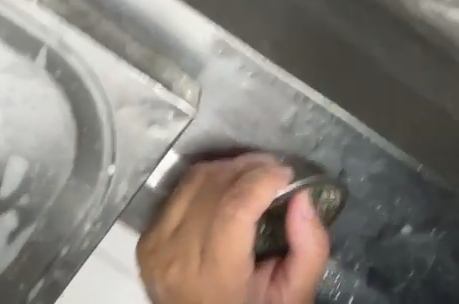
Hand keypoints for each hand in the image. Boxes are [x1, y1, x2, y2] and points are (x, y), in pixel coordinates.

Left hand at [138, 154, 329, 303]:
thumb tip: (302, 195)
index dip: (262, 180)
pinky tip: (228, 186)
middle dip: (250, 168)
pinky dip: (208, 180)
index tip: (287, 174)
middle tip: (275, 170)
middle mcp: (177, 258)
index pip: (234, 208)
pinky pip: (180, 190)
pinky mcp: (147, 238)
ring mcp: (156, 247)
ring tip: (254, 174)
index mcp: (214, 279)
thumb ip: (310, 248)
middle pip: (214, 187)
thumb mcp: (293, 295)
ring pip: (196, 179)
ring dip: (229, 168)